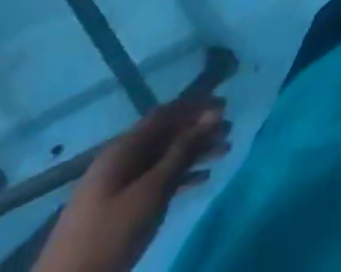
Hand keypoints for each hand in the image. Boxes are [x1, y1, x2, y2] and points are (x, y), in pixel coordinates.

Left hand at [33, 97, 230, 271]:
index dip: (195, 106)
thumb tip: (211, 115)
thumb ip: (182, 151)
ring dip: (194, 151)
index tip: (225, 106)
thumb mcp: (151, 191)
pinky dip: (181, 174)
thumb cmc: (110, 234)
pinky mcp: (121, 206)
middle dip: (199, 129)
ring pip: (164, 156)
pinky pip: (157, 179)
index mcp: (122, 150)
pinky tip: (203, 179)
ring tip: (225, 151)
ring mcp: (119, 184)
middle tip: (230, 131)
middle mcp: (121, 160)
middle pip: (166, 134)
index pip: (164, 115)